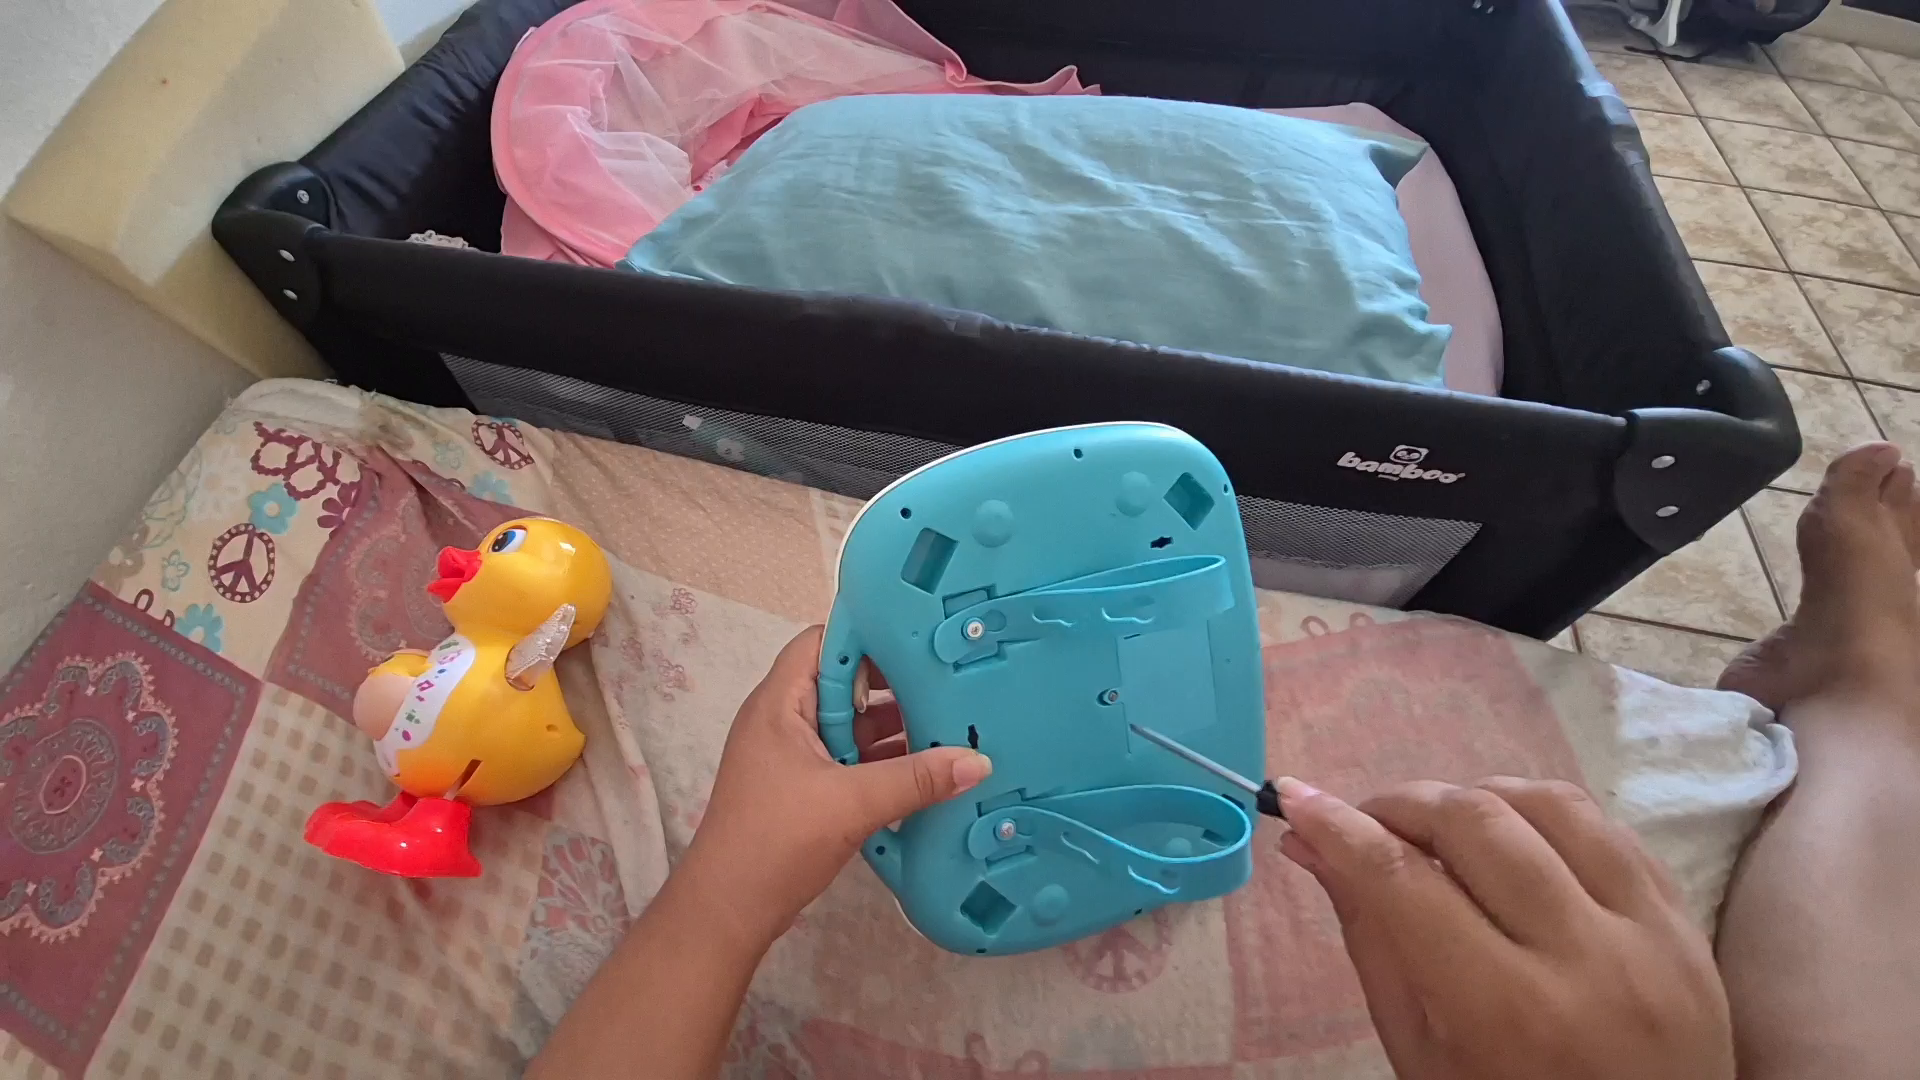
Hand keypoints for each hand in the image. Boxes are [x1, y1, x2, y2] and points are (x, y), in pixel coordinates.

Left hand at [676, 626, 992, 949]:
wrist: (726, 914)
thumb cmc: (776, 841)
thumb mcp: (851, 804)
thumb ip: (916, 780)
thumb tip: (979, 762)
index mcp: (781, 703)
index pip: (822, 641)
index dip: (866, 634)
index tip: (917, 640)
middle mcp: (784, 717)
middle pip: (841, 678)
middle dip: (889, 680)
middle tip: (941, 679)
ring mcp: (793, 752)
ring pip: (847, 719)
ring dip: (889, 722)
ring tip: (944, 717)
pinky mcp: (804, 782)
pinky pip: (848, 752)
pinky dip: (880, 754)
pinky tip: (924, 762)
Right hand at [1278, 777, 1732, 1079]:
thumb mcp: (1416, 1044)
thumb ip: (1366, 931)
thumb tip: (1307, 840)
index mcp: (1512, 1012)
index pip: (1402, 879)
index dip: (1336, 825)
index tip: (1292, 795)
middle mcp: (1593, 963)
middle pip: (1472, 822)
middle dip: (1398, 805)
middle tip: (1368, 826)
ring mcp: (1655, 939)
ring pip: (1544, 803)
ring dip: (1470, 799)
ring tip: (1440, 831)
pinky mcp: (1686, 925)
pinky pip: (1603, 824)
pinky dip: (1537, 813)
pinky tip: (1508, 840)